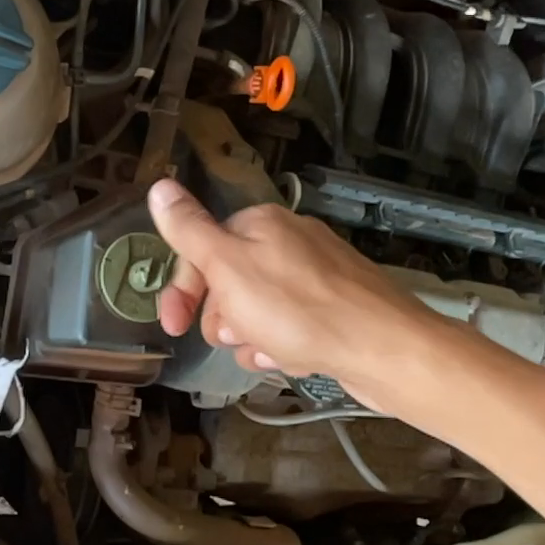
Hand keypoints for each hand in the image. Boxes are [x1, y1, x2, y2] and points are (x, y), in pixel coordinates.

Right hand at [148, 177, 439, 381]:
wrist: (386, 350)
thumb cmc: (298, 310)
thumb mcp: (229, 267)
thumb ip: (190, 229)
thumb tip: (158, 186)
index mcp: (259, 224)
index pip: (200, 251)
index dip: (183, 291)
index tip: (172, 327)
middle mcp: (288, 240)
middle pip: (228, 282)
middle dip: (224, 317)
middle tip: (236, 337)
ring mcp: (316, 274)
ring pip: (256, 309)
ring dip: (251, 336)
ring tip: (270, 351)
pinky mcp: (336, 306)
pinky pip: (289, 325)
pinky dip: (282, 343)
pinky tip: (292, 358)